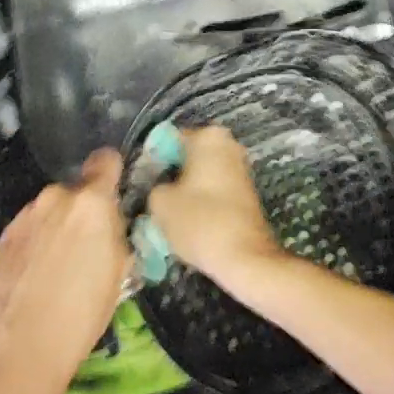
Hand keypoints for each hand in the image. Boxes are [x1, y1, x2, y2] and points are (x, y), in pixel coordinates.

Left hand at [0, 150, 129, 393]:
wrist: (19, 354)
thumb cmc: (81, 314)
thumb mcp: (119, 273)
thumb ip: (115, 235)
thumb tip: (109, 226)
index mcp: (90, 202)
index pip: (106, 160)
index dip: (112, 174)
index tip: (113, 195)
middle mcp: (53, 199)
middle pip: (74, 195)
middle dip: (81, 215)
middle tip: (85, 251)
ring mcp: (21, 220)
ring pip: (47, 215)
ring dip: (54, 232)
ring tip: (55, 274)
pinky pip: (25, 237)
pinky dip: (32, 252)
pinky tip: (32, 285)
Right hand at [146, 127, 283, 283]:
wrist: (245, 257)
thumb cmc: (200, 221)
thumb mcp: (161, 203)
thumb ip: (155, 186)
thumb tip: (162, 187)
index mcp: (208, 136)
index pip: (169, 140)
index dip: (154, 161)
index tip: (146, 183)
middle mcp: (228, 144)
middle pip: (188, 156)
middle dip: (172, 175)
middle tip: (157, 200)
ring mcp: (241, 167)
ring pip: (202, 174)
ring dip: (187, 190)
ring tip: (172, 215)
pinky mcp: (247, 191)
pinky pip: (215, 188)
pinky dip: (203, 200)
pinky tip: (192, 221)